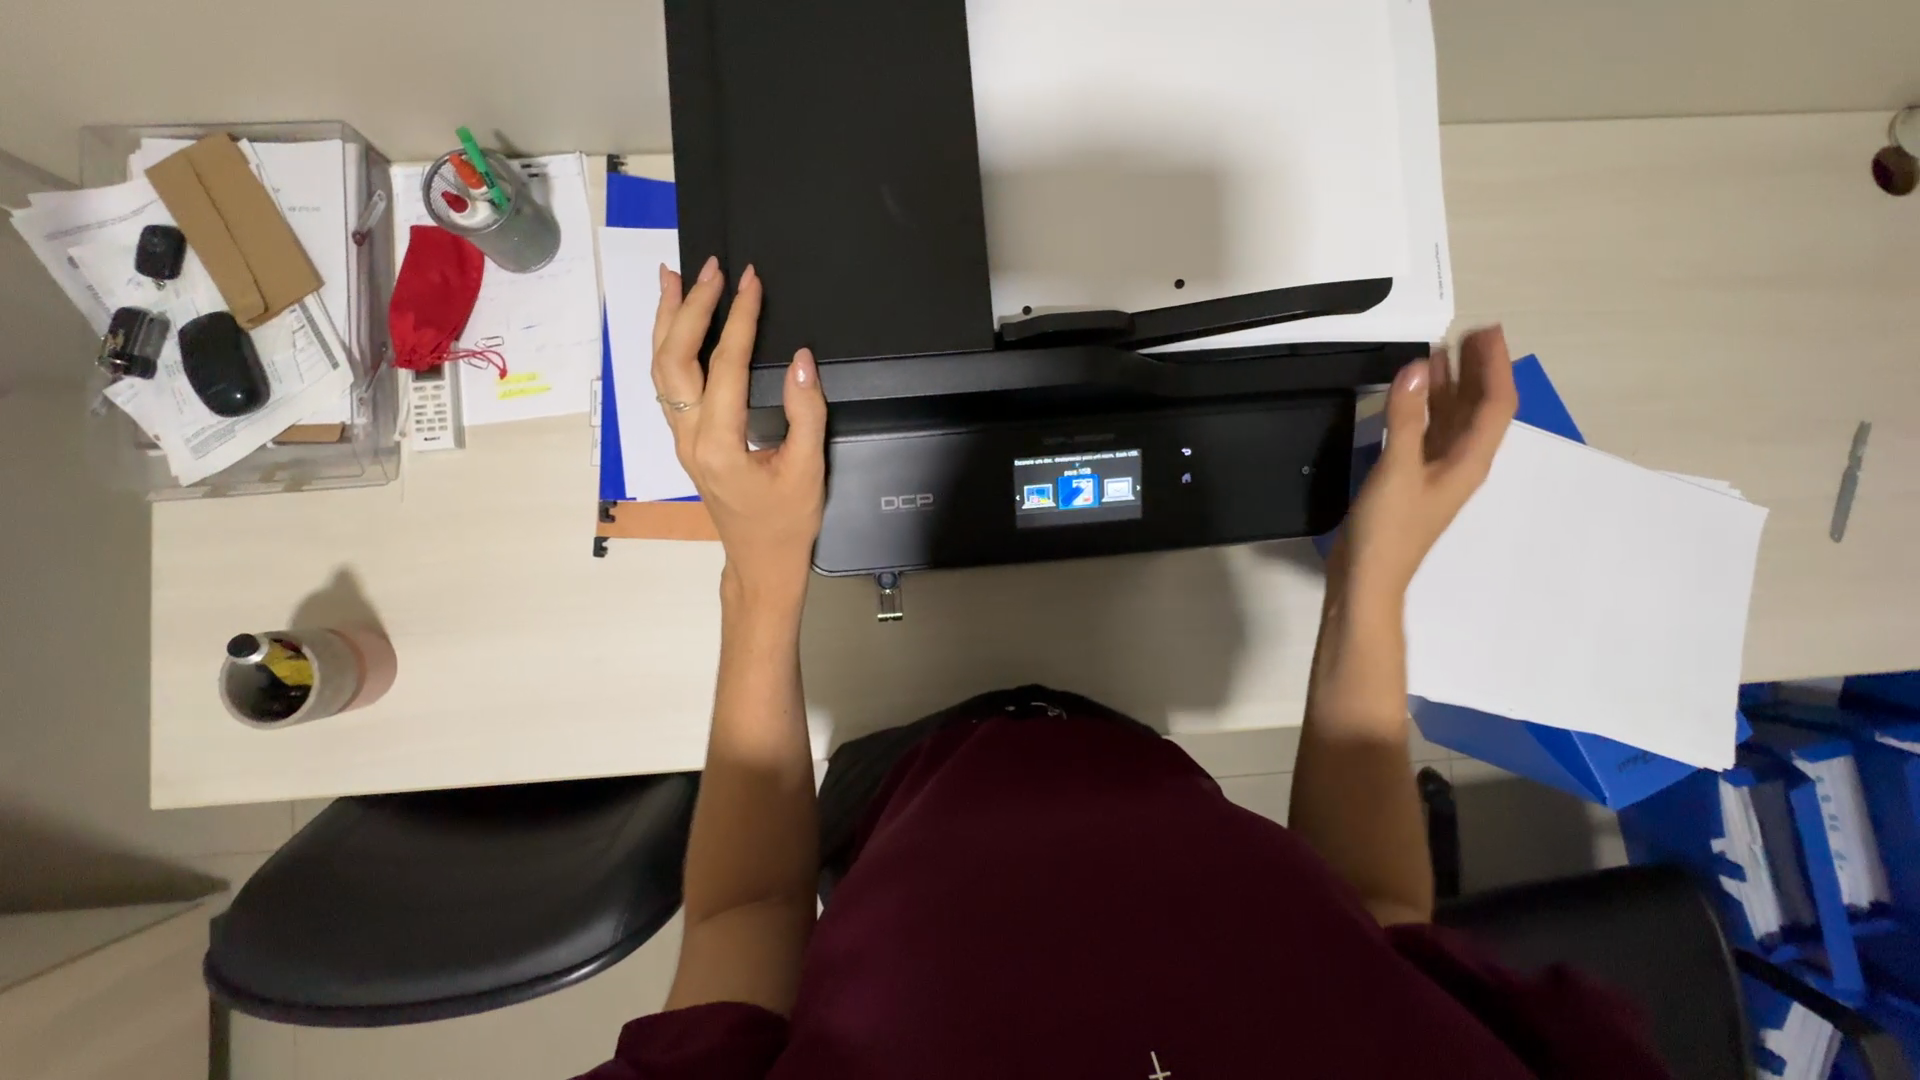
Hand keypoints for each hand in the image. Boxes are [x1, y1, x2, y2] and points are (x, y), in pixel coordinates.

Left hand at [652, 257, 827, 606]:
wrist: (760, 562)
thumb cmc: (787, 523)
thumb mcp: (808, 470)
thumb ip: (806, 413)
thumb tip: (802, 359)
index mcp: (720, 444)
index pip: (724, 367)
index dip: (740, 321)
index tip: (751, 282)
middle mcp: (689, 437)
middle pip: (674, 359)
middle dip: (689, 308)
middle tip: (709, 267)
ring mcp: (681, 439)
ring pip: (660, 370)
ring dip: (666, 321)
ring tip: (673, 278)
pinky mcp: (686, 441)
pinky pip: (667, 385)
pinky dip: (668, 346)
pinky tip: (676, 325)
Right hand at [1335, 326, 1518, 597]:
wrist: (1368, 576)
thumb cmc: (1389, 528)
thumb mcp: (1397, 470)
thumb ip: (1406, 418)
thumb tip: (1416, 368)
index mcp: (1469, 460)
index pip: (1494, 403)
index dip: (1494, 365)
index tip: (1485, 331)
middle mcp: (1460, 462)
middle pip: (1477, 408)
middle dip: (1475, 370)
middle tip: (1465, 334)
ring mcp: (1435, 471)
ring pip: (1451, 420)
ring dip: (1448, 387)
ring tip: (1436, 354)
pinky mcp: (1411, 479)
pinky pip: (1427, 433)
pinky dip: (1423, 409)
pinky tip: (1409, 395)